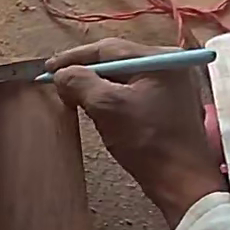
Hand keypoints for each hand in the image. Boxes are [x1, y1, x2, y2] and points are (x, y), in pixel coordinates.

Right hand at [48, 38, 224, 227]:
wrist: (181, 180)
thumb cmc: (146, 141)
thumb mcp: (106, 107)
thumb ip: (80, 82)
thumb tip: (61, 73)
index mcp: (159, 59)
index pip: (107, 49)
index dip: (73, 57)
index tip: (48, 68)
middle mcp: (168, 65)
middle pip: (115, 60)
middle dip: (83, 70)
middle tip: (56, 79)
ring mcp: (169, 85)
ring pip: (121, 77)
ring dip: (94, 84)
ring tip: (71, 92)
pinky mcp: (166, 104)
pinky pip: (129, 91)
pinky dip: (108, 96)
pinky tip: (94, 105)